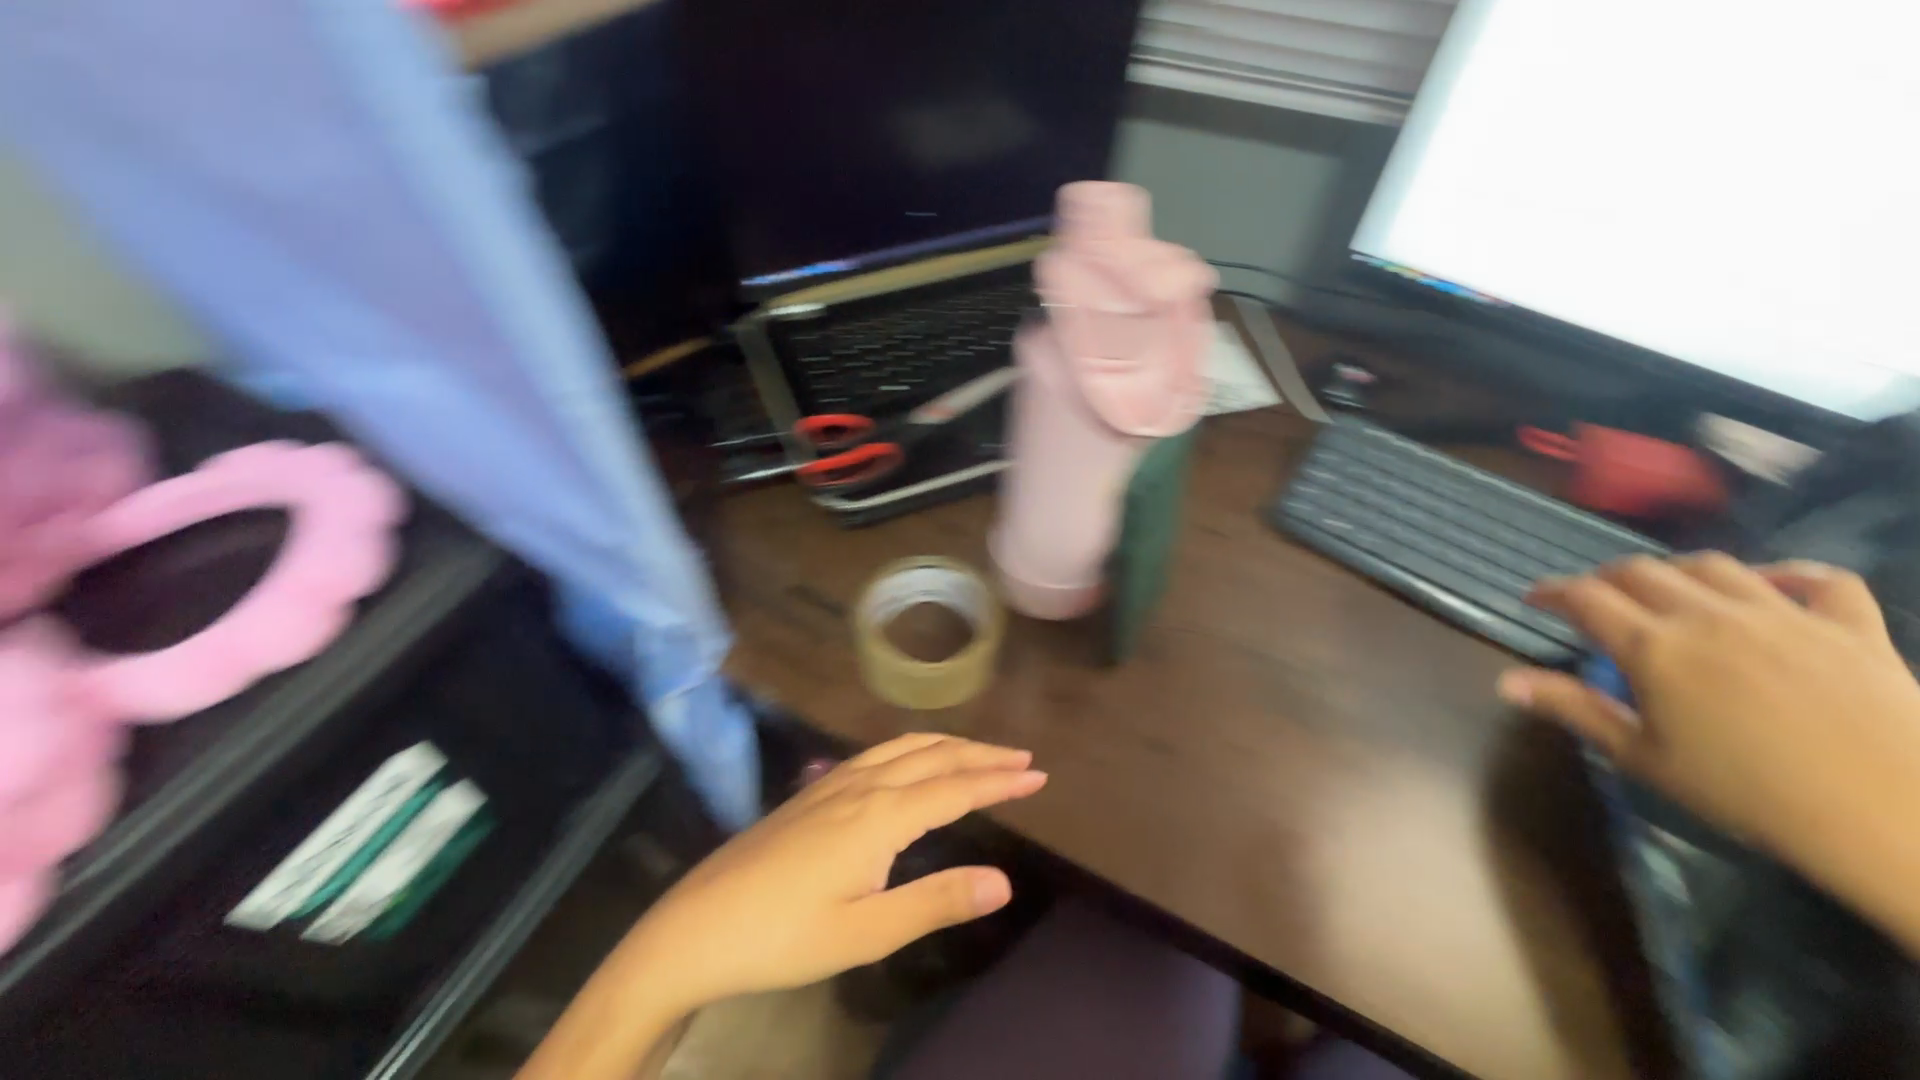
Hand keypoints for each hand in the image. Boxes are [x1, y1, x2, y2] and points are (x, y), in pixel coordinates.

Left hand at [625, 733, 1047, 1013]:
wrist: (696, 927)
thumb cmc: (783, 937)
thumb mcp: (866, 934)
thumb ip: (936, 902)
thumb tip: (1004, 882)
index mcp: (880, 817)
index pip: (956, 788)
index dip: (1000, 781)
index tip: (1039, 775)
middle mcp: (861, 786)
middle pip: (934, 757)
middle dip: (982, 755)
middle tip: (1024, 760)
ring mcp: (831, 784)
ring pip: (903, 748)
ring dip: (948, 746)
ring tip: (980, 753)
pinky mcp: (811, 792)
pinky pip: (876, 754)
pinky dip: (912, 748)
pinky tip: (909, 762)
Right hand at [1498, 554, 1919, 950]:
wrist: (1888, 814)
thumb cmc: (1746, 793)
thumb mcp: (1643, 757)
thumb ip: (1574, 710)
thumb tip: (1506, 682)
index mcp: (1654, 647)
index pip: (1585, 598)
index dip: (1552, 591)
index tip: (1535, 598)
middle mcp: (1710, 615)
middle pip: (1642, 571)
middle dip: (1606, 577)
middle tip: (1593, 596)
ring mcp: (1785, 614)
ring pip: (1716, 566)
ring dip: (1678, 569)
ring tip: (1667, 586)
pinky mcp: (1851, 626)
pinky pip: (1820, 580)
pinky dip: (1789, 573)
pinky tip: (1772, 583)